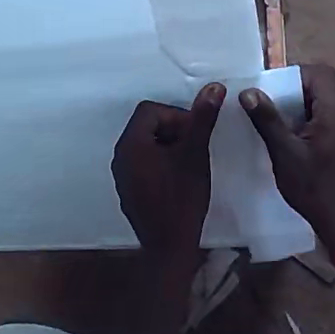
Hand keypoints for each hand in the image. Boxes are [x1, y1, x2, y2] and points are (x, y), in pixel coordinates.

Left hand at [112, 83, 223, 262]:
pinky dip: (162, 162)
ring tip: (190, 162)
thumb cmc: (182, 197)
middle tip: (195, 147)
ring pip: (147, 144)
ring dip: (170, 145)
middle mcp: (120, 156)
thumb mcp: (195, 153)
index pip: (151, 110)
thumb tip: (214, 87)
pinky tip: (179, 179)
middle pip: (147, 125)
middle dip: (174, 129)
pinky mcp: (129, 189)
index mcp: (131, 143)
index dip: (177, 115)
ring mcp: (122, 175)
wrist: (169, 246)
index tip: (195, 133)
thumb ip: (202, 118)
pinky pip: (144, 163)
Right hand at [240, 64, 334, 249]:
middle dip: (291, 90)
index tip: (271, 88)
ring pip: (318, 104)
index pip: (320, 73)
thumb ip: (268, 120)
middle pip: (319, 86)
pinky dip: (300, 121)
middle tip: (266, 104)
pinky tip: (282, 139)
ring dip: (294, 107)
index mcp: (333, 113)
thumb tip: (249, 91)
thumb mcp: (285, 153)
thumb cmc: (313, 187)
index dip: (295, 73)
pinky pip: (319, 120)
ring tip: (270, 120)